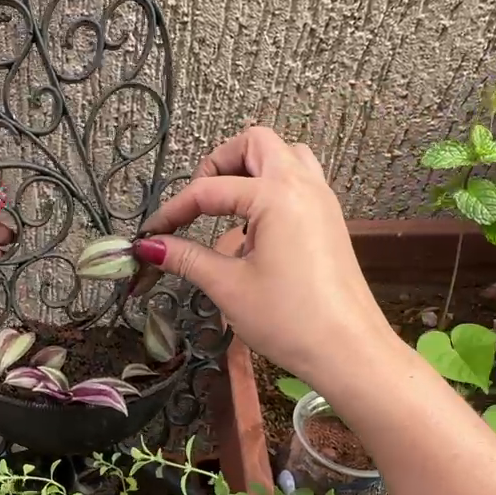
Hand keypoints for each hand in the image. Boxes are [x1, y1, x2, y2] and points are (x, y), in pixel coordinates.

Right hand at [136, 127, 402, 396]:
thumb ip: (186, 258)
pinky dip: (270, 188)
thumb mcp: (228, 287)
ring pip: (283, 155)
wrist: (347, 350)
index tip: (151, 235)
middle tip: (197, 202)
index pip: (210, 189)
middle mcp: (302, 185)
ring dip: (249, 170)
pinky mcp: (328, 220)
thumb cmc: (288, 319)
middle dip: (218, 164)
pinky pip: (298, 181)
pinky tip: (252, 229)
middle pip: (255, 143)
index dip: (173, 210)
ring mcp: (321, 200)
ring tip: (225, 208)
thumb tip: (148, 246)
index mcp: (276, 195)